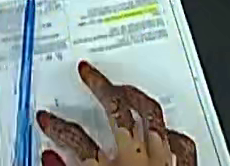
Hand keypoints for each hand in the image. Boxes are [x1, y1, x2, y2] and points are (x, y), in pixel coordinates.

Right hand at [38, 61, 198, 165]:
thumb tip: (48, 159)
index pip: (76, 140)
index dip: (58, 127)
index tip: (46, 118)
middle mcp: (137, 162)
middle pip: (117, 110)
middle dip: (100, 86)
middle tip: (87, 72)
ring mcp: (162, 165)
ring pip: (151, 115)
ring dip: (136, 97)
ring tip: (124, 85)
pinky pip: (182, 147)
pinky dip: (173, 135)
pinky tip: (166, 129)